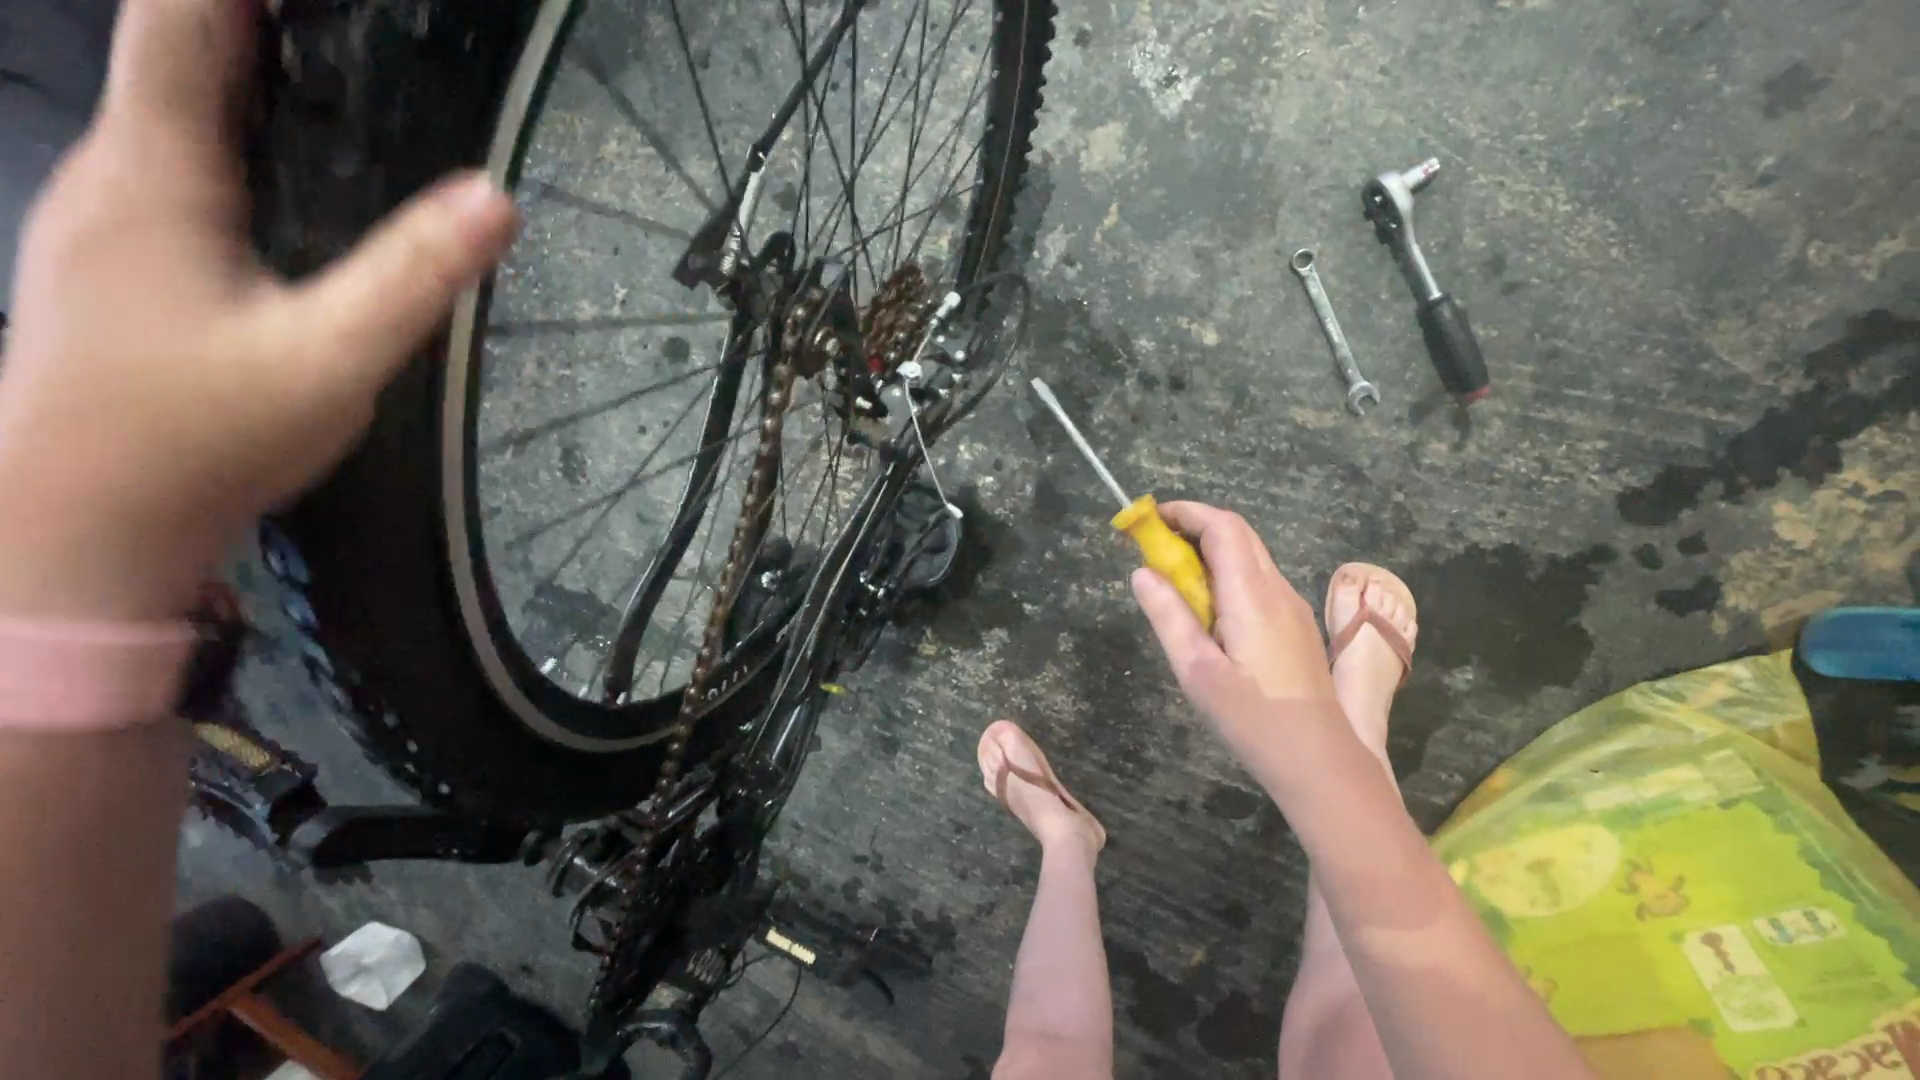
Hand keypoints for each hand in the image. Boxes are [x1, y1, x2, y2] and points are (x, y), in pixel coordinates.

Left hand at [0, 0, 518, 618]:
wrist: (81, 530)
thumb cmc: (200, 437)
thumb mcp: (330, 358)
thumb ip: (413, 276)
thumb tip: (497, 197)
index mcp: (153, 176)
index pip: (181, 26)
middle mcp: (111, 178)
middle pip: (176, 62)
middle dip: (263, 29)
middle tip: (362, 39)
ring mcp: (103, 223)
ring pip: (179, 120)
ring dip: (252, 85)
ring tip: (344, 82)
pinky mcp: (117, 266)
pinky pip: (183, 174)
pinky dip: (242, 146)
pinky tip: (297, 183)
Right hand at [1131, 502, 1336, 741]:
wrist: (1320, 761)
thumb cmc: (1252, 719)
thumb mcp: (1197, 671)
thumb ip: (1169, 616)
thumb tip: (1142, 572)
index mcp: (1252, 595)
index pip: (1222, 527)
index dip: (1184, 513)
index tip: (1147, 521)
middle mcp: (1277, 589)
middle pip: (1238, 533)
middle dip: (1194, 526)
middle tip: (1153, 546)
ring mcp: (1292, 606)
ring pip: (1250, 556)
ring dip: (1210, 551)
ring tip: (1172, 579)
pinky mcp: (1296, 625)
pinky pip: (1258, 581)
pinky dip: (1226, 574)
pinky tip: (1206, 610)